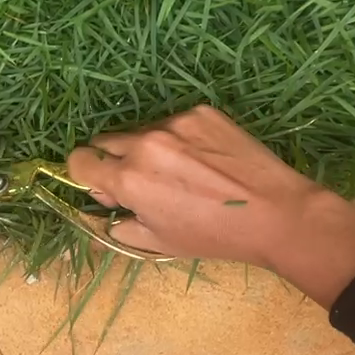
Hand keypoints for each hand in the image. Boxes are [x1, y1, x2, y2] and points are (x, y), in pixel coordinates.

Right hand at [64, 106, 354, 307]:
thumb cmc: (213, 235)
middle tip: (142, 182)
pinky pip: (171, 123)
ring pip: (138, 131)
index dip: (87, 175)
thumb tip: (104, 211)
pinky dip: (176, 138)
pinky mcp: (199, 112)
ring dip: (144, 149)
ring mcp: (174, 124)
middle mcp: (144, 144)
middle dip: (113, 162)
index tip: (106, 188)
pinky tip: (202, 158)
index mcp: (128, 179)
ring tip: (179, 171)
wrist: (277, 213)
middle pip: (103, 142)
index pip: (78, 160)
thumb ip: (117, 225)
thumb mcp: (157, 242)